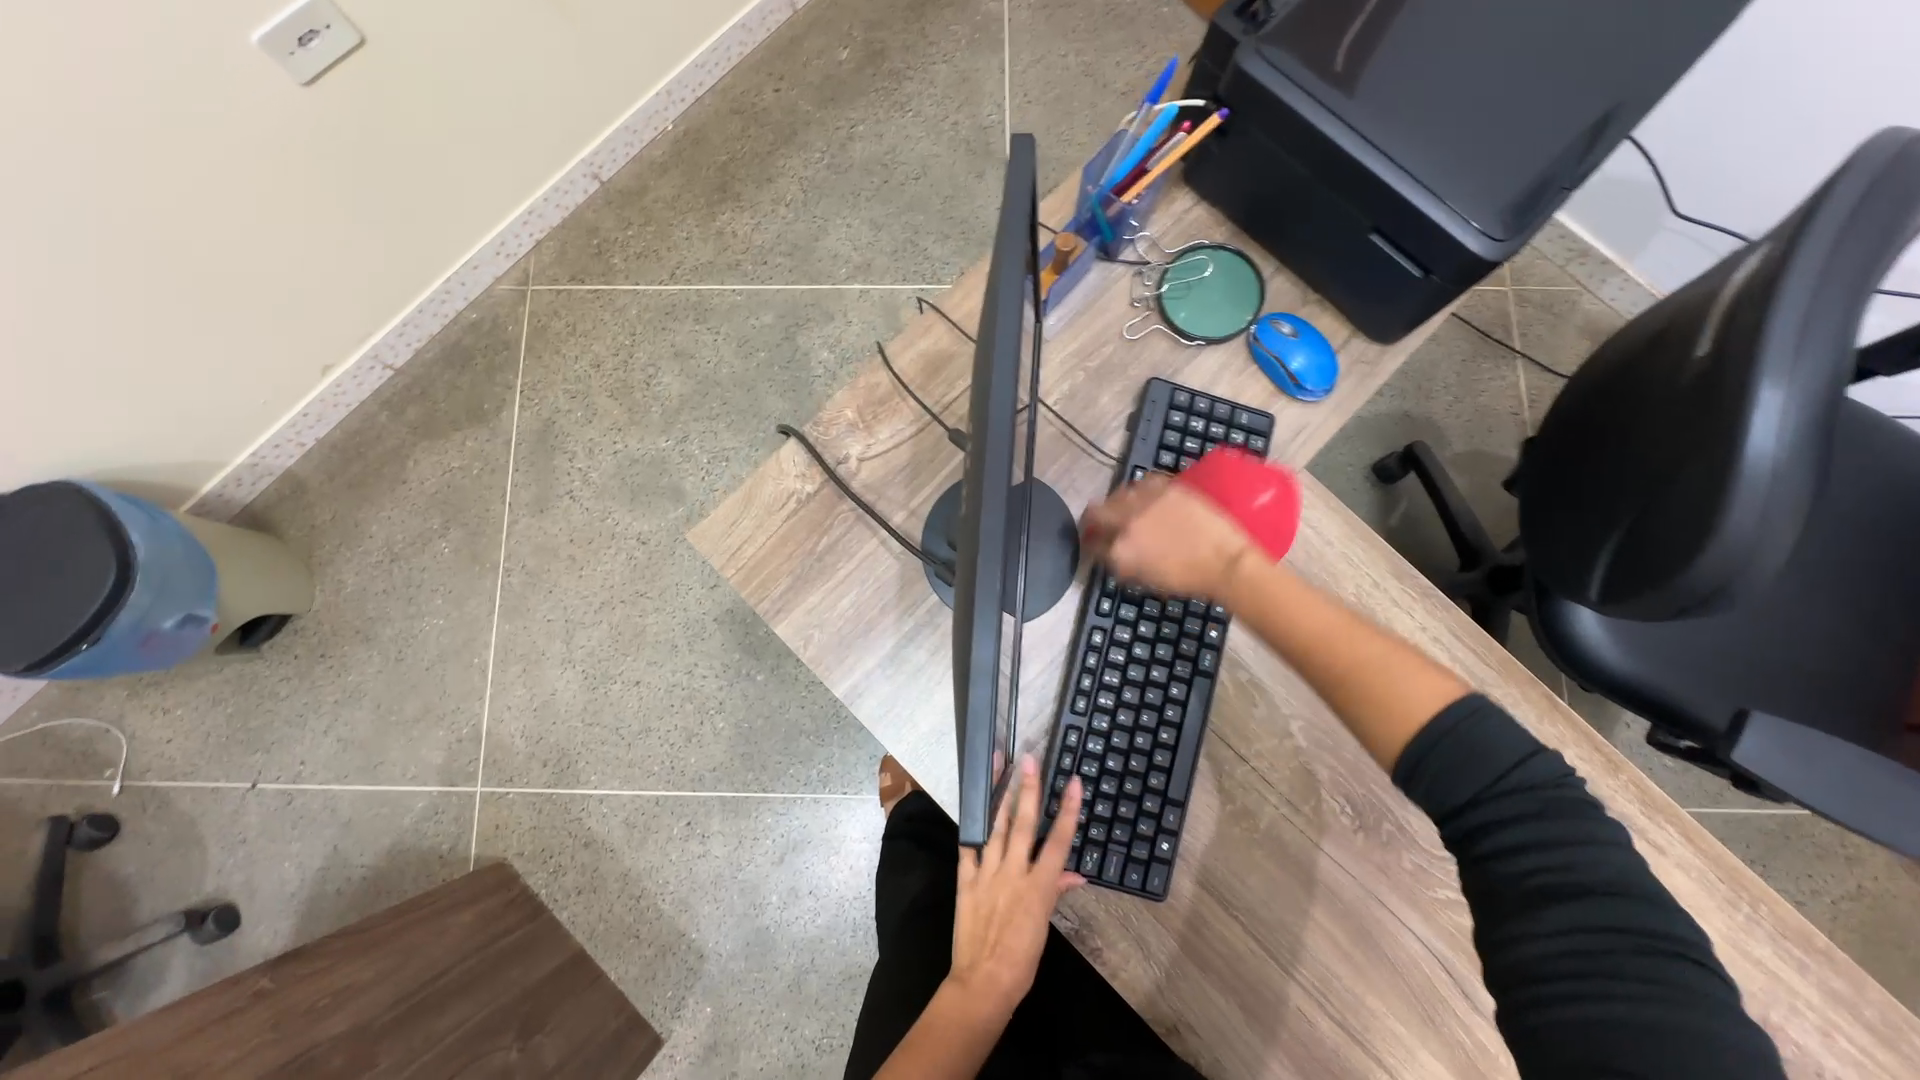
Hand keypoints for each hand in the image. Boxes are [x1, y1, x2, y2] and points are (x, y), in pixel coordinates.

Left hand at [947, 756, 1084, 1017]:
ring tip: (1002, 771)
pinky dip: (972, 832)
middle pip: (1024, 824)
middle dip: (1027, 790)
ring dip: (1001, 799)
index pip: (1058, 841)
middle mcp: (1014, 873)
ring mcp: (988, 874)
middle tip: (1028, 760)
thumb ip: (1056, 893)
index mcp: (1039, 886)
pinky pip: (968, 850)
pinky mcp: (965, 881)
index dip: (1068, 810)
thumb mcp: (1044, 926)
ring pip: (996, 829)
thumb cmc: (1022, 960)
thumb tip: (1074, 875)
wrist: (984, 982)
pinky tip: (972, 812)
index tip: (1073, 783)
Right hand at [1082, 473, 1256, 600]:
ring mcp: (1145, 503)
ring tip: (1125, 507)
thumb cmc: (1188, 579)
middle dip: (1093, 518)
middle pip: (1095, 513)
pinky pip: (1143, 482)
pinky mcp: (1166, 488)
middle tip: (1098, 521)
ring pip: (1118, 494)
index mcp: (1120, 552)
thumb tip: (1115, 556)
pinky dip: (1141, 488)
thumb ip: (1124, 566)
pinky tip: (1146, 495)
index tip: (1095, 543)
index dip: (1092, 544)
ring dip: (1117, 501)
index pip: (1093, 544)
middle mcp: (1126, 523)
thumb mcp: (1147, 580)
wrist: (1224, 562)